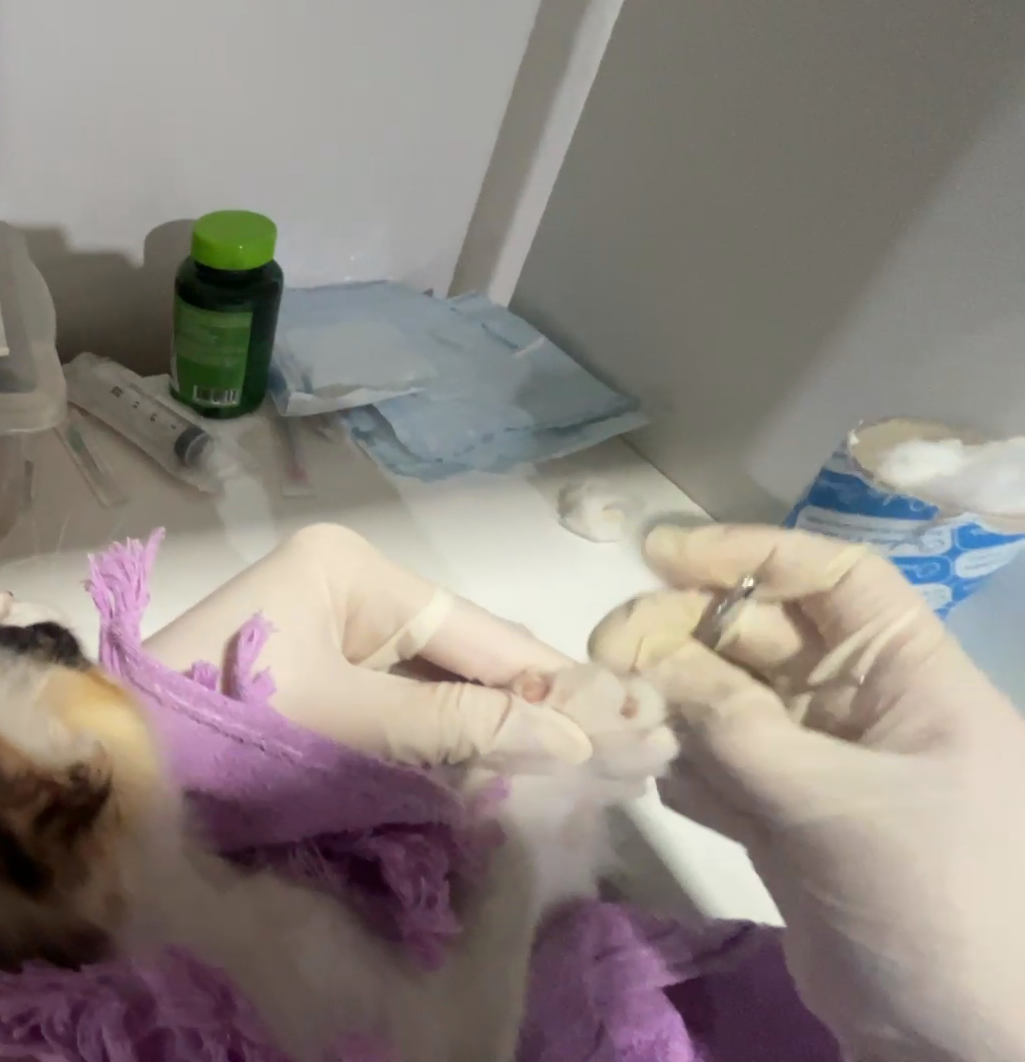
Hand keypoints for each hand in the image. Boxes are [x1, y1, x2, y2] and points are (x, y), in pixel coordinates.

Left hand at [143, 524, 592, 768]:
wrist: (126, 744)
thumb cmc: (227, 716)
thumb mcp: (348, 722)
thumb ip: (459, 727)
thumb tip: (585, 737)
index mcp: (351, 568)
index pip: (473, 628)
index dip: (551, 683)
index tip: (634, 730)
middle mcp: (345, 581)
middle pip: (457, 650)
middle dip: (522, 708)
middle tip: (610, 766)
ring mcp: (327, 621)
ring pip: (430, 677)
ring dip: (483, 726)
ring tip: (567, 775)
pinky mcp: (313, 661)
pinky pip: (393, 696)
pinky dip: (435, 734)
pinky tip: (484, 770)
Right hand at [590, 525, 1024, 1061]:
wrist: (955, 1038)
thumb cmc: (935, 904)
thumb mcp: (832, 802)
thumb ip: (730, 721)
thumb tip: (642, 658)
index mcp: (907, 683)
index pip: (834, 578)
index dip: (749, 551)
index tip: (656, 555)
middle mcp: (853, 704)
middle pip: (748, 630)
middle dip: (675, 633)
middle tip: (609, 655)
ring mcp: (806, 753)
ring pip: (711, 689)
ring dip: (662, 700)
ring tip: (628, 727)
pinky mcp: (769, 799)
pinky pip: (701, 750)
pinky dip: (673, 759)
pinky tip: (670, 790)